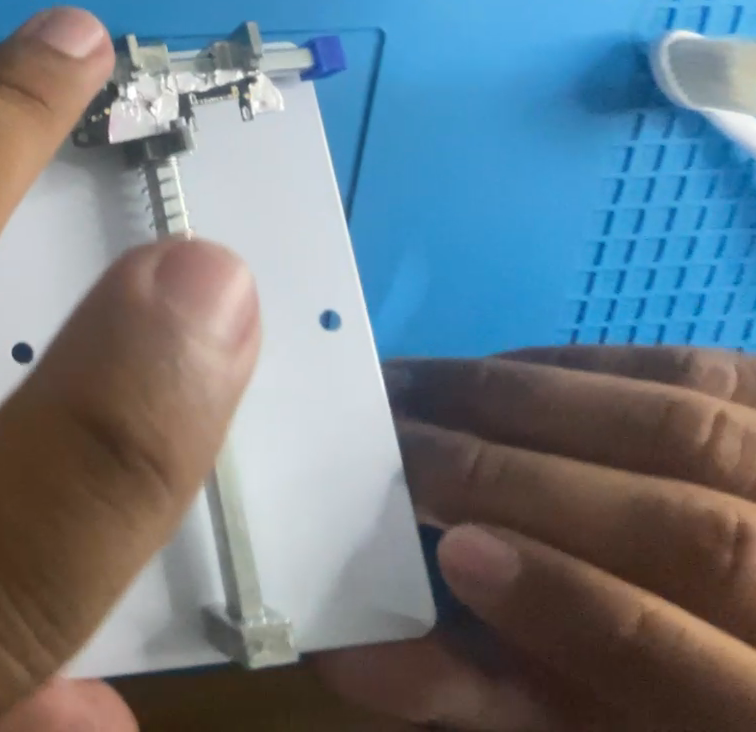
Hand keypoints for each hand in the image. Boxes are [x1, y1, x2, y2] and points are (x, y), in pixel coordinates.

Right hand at [316, 347, 755, 728]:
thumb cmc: (633, 671)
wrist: (718, 600)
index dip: (575, 615)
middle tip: (378, 443)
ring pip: (692, 434)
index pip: (707, 682)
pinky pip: (697, 373)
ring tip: (401, 386)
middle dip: (508, 482)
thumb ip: (479, 691)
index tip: (451, 554)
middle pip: (702, 539)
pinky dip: (575, 367)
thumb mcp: (569, 713)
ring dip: (518, 403)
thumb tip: (345, 657)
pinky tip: (487, 371)